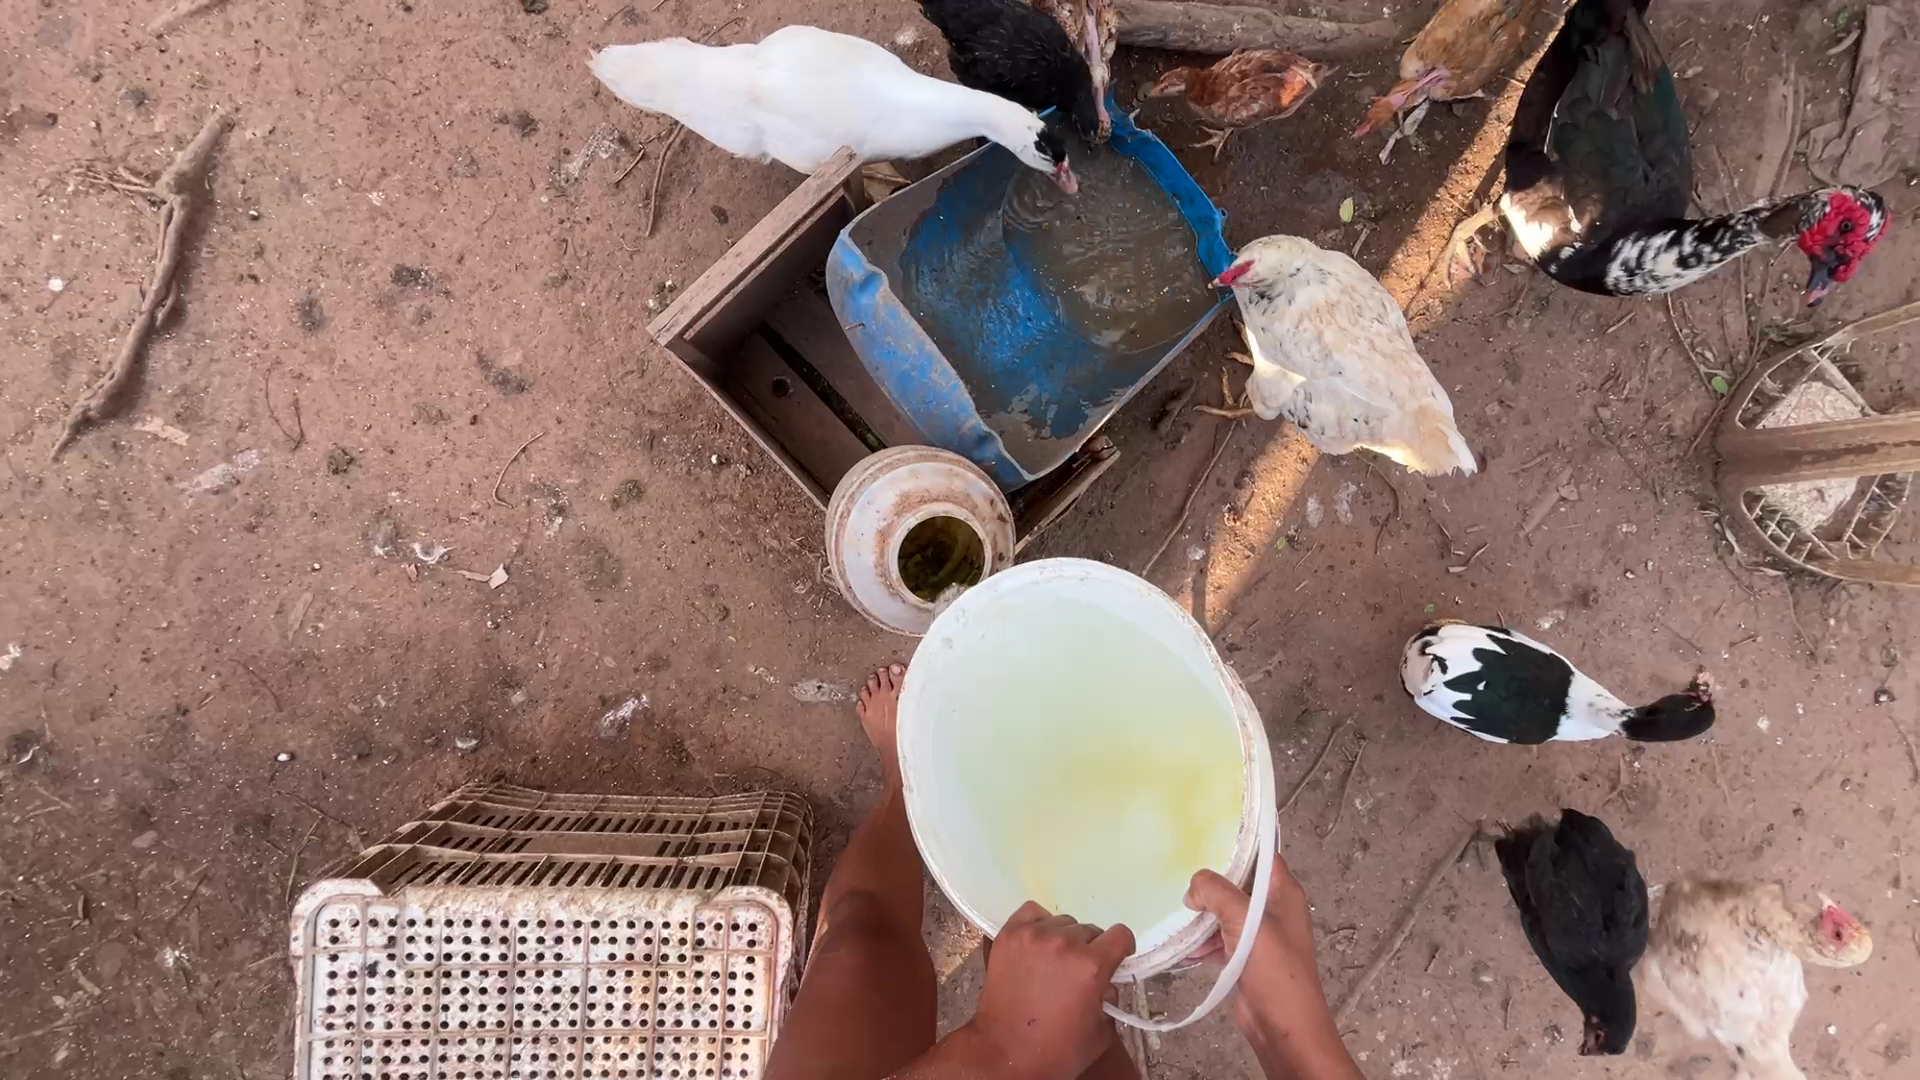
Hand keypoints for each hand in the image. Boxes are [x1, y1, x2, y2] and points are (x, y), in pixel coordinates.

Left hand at [966, 901, 1134, 1079]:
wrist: (1006, 1054)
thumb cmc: (1056, 1051)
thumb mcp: (1100, 1033)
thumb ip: (1110, 1000)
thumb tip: (1107, 982)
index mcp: (1091, 966)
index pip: (1120, 934)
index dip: (1121, 947)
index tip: (1116, 956)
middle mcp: (1064, 942)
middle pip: (1090, 930)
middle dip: (1090, 949)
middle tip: (1078, 971)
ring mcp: (1034, 934)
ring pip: (1062, 922)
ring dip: (1064, 938)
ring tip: (1053, 962)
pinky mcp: (1010, 933)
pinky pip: (1033, 912)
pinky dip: (1038, 924)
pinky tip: (1036, 944)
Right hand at [1186, 857, 1361, 1079]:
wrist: (1284, 1031)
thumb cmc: (1274, 970)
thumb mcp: (1245, 919)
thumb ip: (1215, 891)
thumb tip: (1193, 889)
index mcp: (1282, 891)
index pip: (1261, 851)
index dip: (1237, 838)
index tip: (1204, 828)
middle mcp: (1272, 908)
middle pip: (1236, 880)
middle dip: (1210, 878)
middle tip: (1180, 866)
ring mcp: (1258, 933)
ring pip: (1223, 909)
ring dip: (1202, 912)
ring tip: (1177, 909)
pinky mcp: (1244, 956)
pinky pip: (1218, 936)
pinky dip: (1202, 939)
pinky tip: (1184, 945)